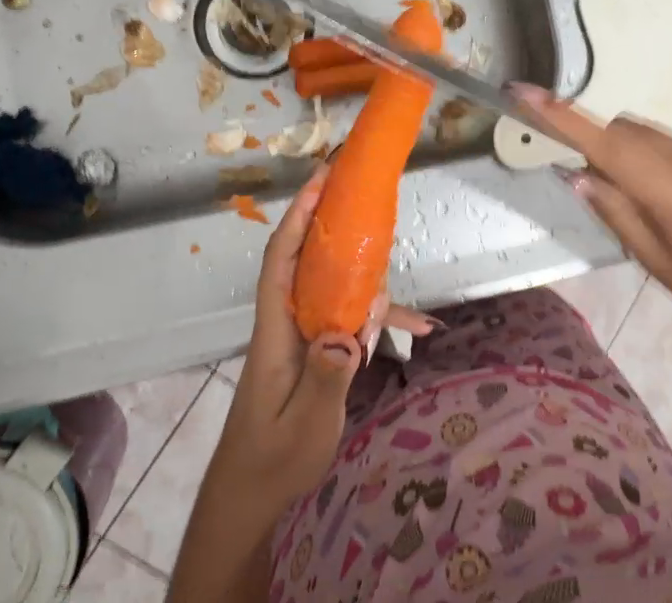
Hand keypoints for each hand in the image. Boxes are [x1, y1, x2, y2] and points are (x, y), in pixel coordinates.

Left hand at [211, 165, 432, 508]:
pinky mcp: (319, 351)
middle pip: (311, 260)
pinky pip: (352, 323)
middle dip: (339, 228)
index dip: (297, 216)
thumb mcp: (305, 424)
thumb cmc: (273, 458)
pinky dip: (381, 322)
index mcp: (276, 330)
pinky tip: (419, 330)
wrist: (252, 492)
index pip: (281, 260)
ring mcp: (305, 336)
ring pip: (338, 288)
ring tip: (406, 294)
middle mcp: (289, 322)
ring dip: (371, 284)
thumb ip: (326, 377)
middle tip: (370, 200)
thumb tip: (347, 332)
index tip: (320, 179)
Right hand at [514, 85, 671, 344]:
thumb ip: (617, 214)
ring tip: (667, 209)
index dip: (562, 117)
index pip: (607, 145)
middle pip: (629, 131)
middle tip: (608, 191)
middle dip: (606, 149)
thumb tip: (579, 175)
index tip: (524, 92)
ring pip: (657, 137)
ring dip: (641, 159)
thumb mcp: (660, 266)